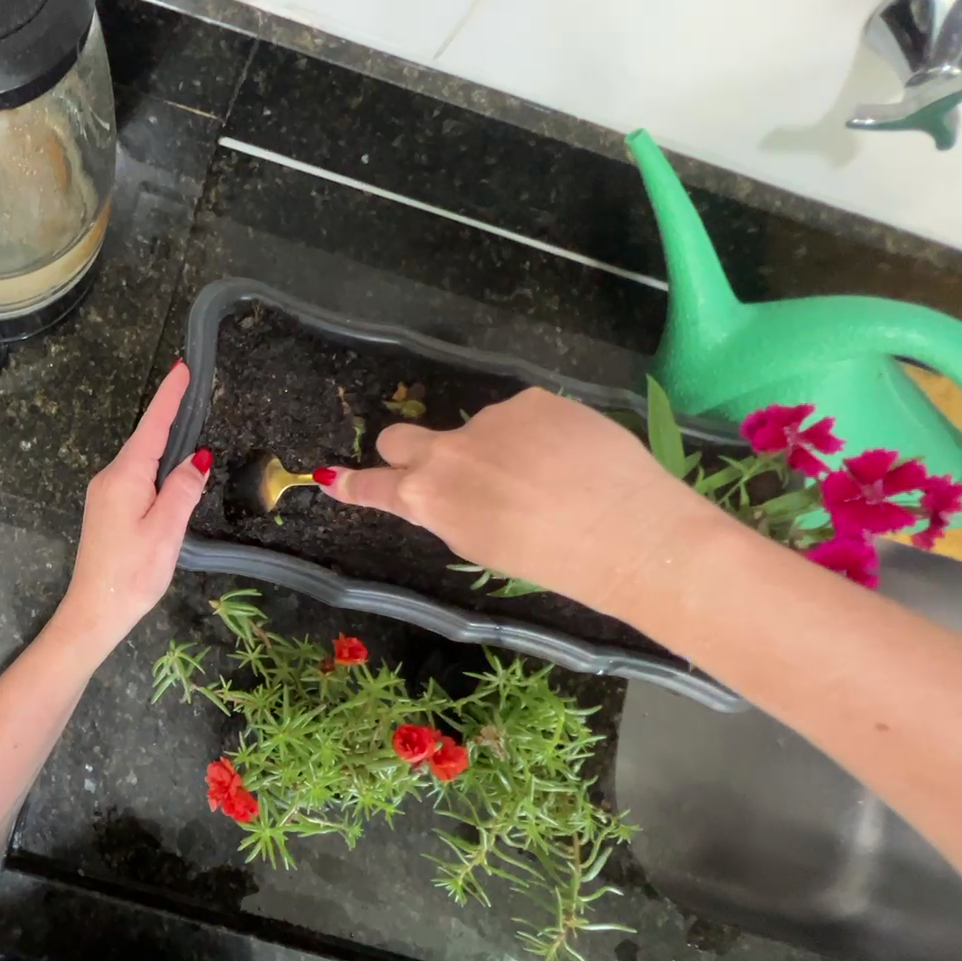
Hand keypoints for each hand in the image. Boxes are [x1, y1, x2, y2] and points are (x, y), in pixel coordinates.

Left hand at [54, 361, 210, 648]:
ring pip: (140, 461)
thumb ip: (182, 490)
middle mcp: (109, 478)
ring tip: (189, 426)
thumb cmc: (132, 573)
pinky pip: (135, 478)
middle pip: (145, 440)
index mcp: (124, 477)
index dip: (168, 397)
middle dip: (169, 416)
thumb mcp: (166, 530)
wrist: (94, 611)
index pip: (152, 426)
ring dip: (163, 444)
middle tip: (193, 390)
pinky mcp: (106, 511)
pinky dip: (155, 468)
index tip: (183, 367)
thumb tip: (196, 459)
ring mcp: (104, 494)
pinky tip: (170, 474)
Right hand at [320, 388, 728, 613]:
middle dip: (406, 451)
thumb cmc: (550, 561)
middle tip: (445, 470)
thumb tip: (438, 494)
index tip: (330, 478)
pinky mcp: (531, 400)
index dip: (350, 485)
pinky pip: (519, 415)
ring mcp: (487, 421)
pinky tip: (568, 456)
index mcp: (425, 499)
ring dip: (492, 447)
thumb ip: (445, 513)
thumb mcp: (478, 546)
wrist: (631, 535)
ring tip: (544, 477)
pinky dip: (534, 433)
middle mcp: (443, 453)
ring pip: (475, 431)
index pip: (372, 488)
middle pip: (399, 438)